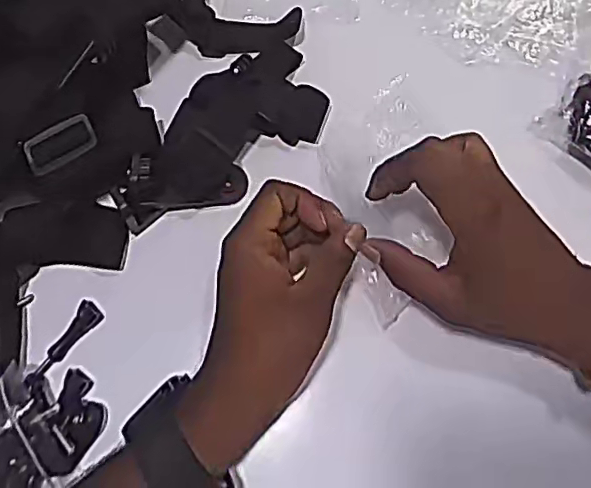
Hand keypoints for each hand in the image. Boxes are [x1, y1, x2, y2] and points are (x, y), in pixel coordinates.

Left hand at [176, 180, 363, 471]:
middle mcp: (246, 248)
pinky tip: (329, 274)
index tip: (332, 225)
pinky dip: (308, 259)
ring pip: (287, 234)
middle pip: (283, 211)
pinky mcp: (259, 285)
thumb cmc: (265, 354)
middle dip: (317, 220)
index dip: (310, 203)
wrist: (240, 396)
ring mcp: (252, 267)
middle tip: (344, 240)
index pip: (278, 194)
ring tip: (341, 258)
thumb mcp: (312, 300)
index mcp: (249, 242)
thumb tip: (351, 232)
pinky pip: (285, 256)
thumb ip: (334, 259)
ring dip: (316, 240)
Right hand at [365, 133, 590, 374]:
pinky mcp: (508, 187)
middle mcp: (487, 189)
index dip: (391, 172)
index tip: (377, 192)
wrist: (573, 307)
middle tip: (388, 188)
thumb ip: (405, 273)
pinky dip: (448, 155)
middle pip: (436, 149)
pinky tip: (441, 180)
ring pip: (456, 144)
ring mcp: (500, 184)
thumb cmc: (517, 306)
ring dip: (426, 156)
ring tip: (411, 179)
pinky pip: (473, 151)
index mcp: (472, 211)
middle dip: (403, 163)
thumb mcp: (451, 302)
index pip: (424, 165)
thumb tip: (374, 248)